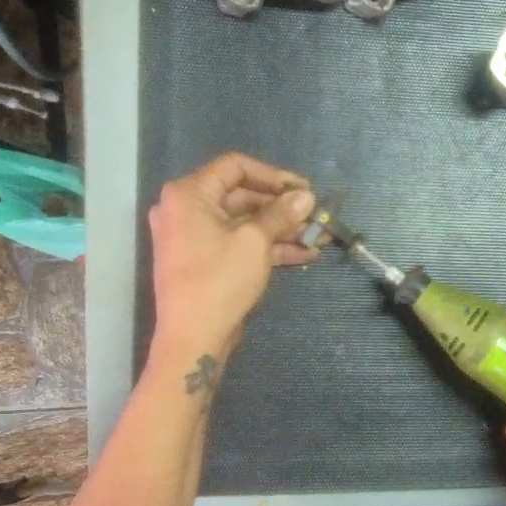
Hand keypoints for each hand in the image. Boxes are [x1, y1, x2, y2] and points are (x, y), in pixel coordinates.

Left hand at [147, 153, 317, 356]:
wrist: (193, 338)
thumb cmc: (219, 281)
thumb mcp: (255, 242)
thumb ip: (281, 214)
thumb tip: (306, 196)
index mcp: (189, 194)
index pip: (235, 167)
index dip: (273, 175)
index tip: (303, 189)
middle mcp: (186, 210)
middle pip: (242, 196)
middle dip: (282, 208)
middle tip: (316, 215)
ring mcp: (194, 237)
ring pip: (245, 223)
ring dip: (282, 229)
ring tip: (319, 237)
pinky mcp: (206, 260)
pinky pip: (239, 243)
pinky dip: (268, 247)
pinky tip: (305, 255)